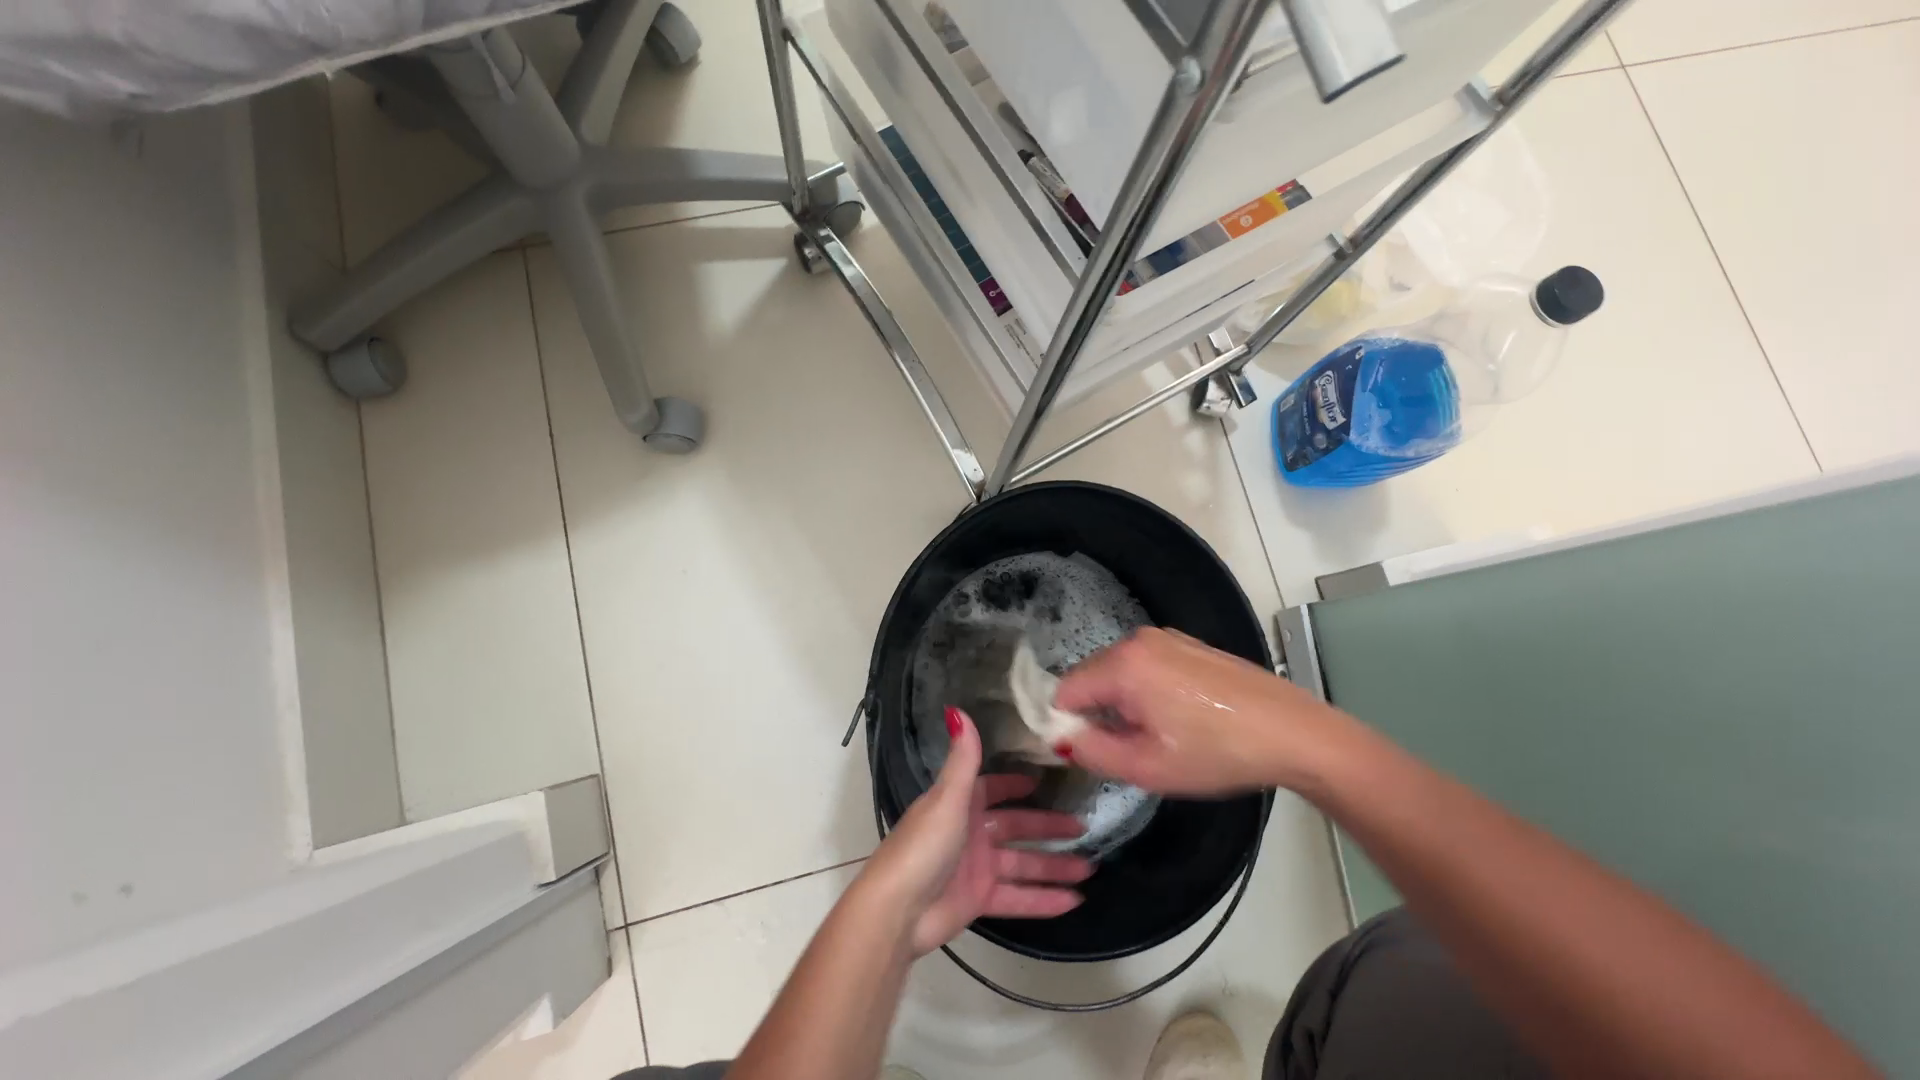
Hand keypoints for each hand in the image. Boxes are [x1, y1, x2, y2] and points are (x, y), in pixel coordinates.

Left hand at [858, 707, 1092, 955]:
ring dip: (1054, 867)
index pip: (991, 789)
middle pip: (1015, 827)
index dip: (1015, 785)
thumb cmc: (922, 848)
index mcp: (957, 804)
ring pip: (1023, 864)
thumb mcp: (946, 799)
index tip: (1045, 782)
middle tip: (1084, 827)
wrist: (897, 910)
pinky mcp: (979, 901)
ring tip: (1089, 869)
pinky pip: (1018, 897)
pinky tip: (1073, 900)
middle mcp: (968, 833)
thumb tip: (957, 709)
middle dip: (1047, 828)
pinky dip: (1044, 899)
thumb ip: (962, 759)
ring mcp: (975, 869)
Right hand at [1053, 627, 1348, 795]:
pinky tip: (1183, 719)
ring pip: (1120, 673)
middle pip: (1092, 677)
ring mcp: (1169, 639)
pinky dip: (1149, 692)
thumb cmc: (1217, 753)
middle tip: (1131, 750)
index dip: (1068, 726)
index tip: (1092, 754)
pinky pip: (1148, 667)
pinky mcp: (1192, 645)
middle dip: (1098, 714)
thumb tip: (1063, 739)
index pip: (1066, 691)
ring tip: (1162, 737)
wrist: (1294, 733)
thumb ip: (1092, 751)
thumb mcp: (1147, 767)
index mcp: (1124, 664)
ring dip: (1125, 705)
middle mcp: (1140, 640)